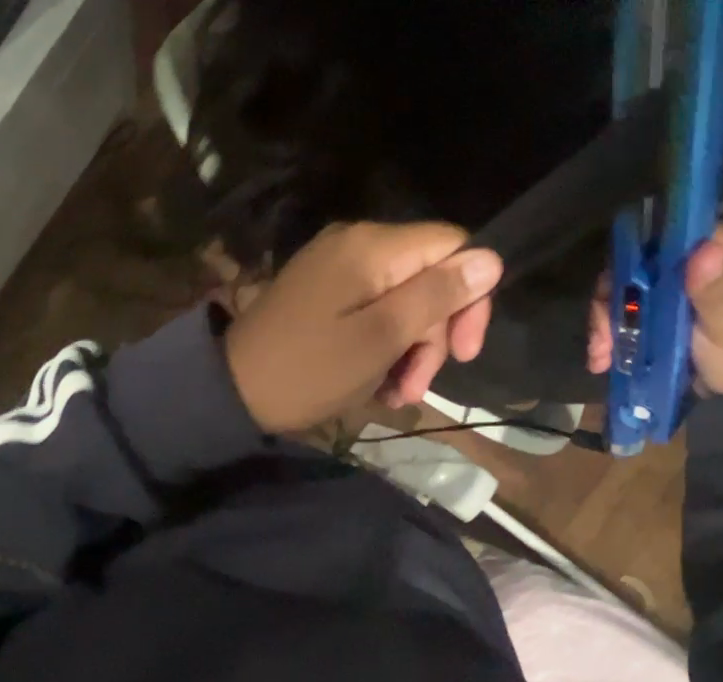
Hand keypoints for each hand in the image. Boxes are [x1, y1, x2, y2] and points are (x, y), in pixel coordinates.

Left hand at [224, 223, 502, 432]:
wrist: (230, 392)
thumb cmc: (309, 370)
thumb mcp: (380, 339)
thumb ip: (435, 297)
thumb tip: (491, 259)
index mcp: (373, 247)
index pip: (453, 245)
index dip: (471, 296)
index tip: (464, 353)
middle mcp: (357, 244)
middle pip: (427, 276)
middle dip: (433, 336)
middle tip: (415, 389)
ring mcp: (336, 268)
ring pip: (402, 299)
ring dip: (409, 350)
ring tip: (394, 397)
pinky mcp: (322, 293)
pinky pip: (371, 310)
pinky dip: (381, 347)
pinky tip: (375, 385)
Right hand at [585, 223, 722, 394]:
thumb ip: (717, 290)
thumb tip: (703, 249)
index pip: (667, 233)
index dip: (633, 257)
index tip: (614, 294)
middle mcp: (697, 259)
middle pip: (638, 264)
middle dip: (611, 301)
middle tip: (602, 338)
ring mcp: (679, 288)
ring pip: (628, 292)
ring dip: (607, 324)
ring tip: (601, 357)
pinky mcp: (664, 315)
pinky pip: (629, 315)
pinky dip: (613, 336)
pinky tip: (603, 360)